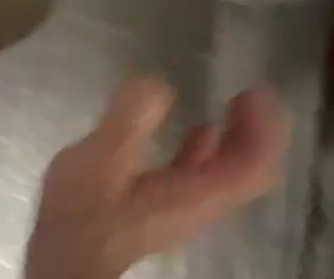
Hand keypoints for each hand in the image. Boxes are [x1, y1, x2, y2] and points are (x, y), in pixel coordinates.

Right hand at [25, 79, 286, 278]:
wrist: (69, 249)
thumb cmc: (85, 206)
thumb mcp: (100, 157)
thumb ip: (128, 122)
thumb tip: (158, 84)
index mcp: (196, 194)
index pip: (251, 166)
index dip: (263, 129)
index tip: (257, 91)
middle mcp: (202, 202)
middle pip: (247, 169)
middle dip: (256, 130)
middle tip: (250, 91)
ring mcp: (185, 204)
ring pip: (229, 171)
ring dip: (237, 136)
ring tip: (233, 103)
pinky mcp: (165, 202)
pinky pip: (204, 172)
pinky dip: (209, 146)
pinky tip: (197, 129)